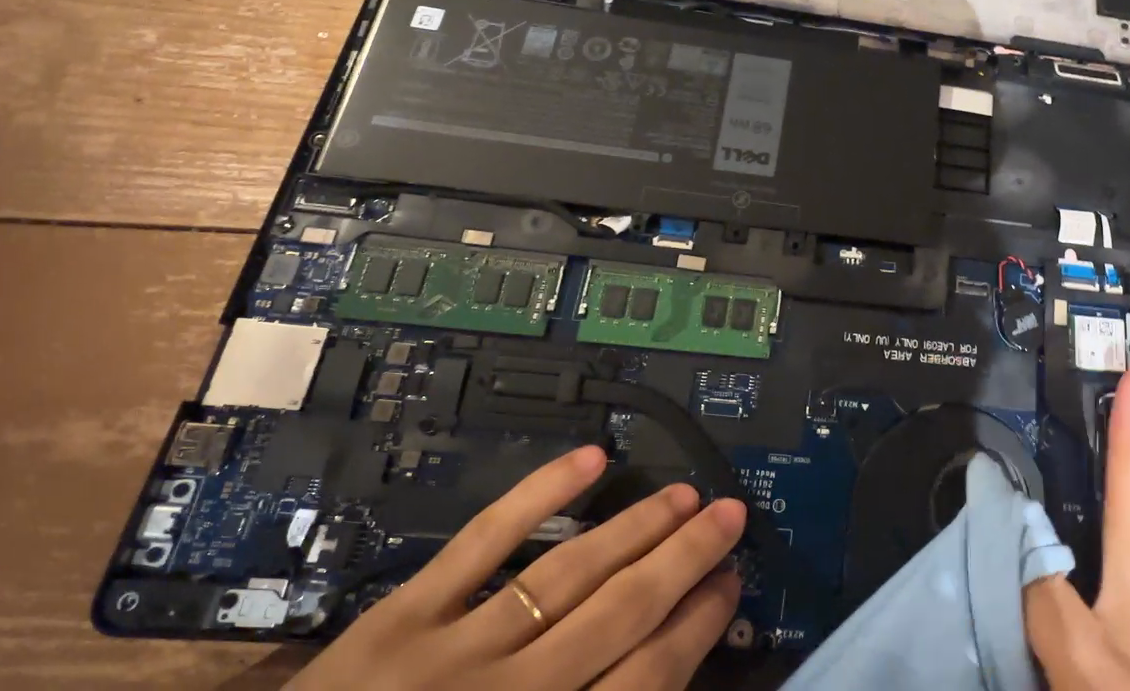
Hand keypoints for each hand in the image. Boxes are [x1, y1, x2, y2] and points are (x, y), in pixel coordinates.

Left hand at [290, 446, 746, 690]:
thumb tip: (656, 668)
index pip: (648, 680)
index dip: (698, 625)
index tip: (729, 583)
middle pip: (621, 614)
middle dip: (685, 561)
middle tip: (730, 516)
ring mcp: (453, 655)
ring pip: (569, 574)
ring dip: (636, 528)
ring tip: (684, 495)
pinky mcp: (399, 621)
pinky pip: (481, 545)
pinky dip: (538, 496)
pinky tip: (591, 461)